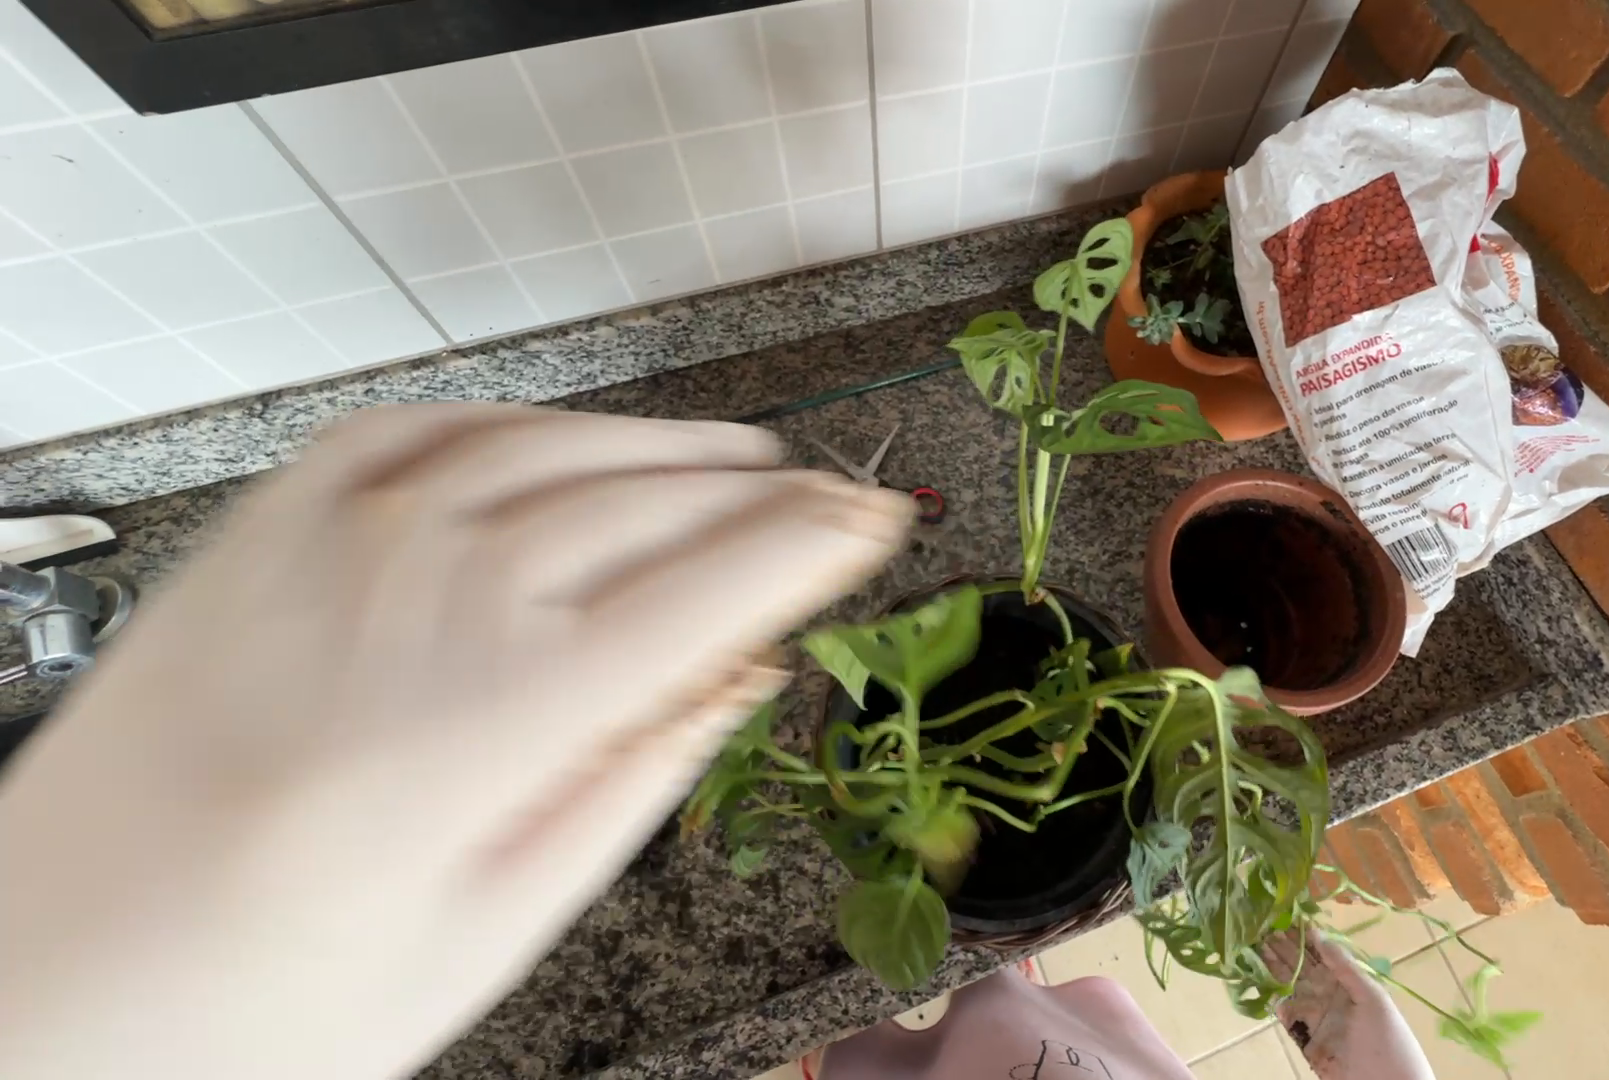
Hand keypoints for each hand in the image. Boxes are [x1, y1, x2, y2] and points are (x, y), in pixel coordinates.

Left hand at [0, 405, 910, 1079]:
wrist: (9, 1002)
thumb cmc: (272, 1008)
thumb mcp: (505, 919)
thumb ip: (648, 771)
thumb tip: (751, 668)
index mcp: (498, 718)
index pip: (720, 589)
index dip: (818, 547)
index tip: (878, 525)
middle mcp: (431, 594)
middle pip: (663, 506)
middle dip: (775, 499)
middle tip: (835, 498)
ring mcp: (348, 534)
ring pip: (575, 447)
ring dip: (685, 451)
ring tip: (753, 462)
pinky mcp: (288, 511)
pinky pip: (455, 426)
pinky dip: (553, 424)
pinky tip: (602, 441)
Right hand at [1263, 928, 1435, 1079]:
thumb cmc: (1389, 1043)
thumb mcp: (1374, 1000)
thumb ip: (1346, 967)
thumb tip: (1317, 933)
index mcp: (1347, 984)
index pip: (1320, 954)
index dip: (1301, 936)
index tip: (1282, 916)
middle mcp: (1327, 996)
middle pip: (1299, 966)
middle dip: (1280, 946)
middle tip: (1260, 925)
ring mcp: (1314, 1016)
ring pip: (1287, 984)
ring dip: (1271, 965)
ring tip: (1254, 944)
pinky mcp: (1303, 1037)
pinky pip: (1284, 1012)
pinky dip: (1270, 995)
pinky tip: (1257, 977)